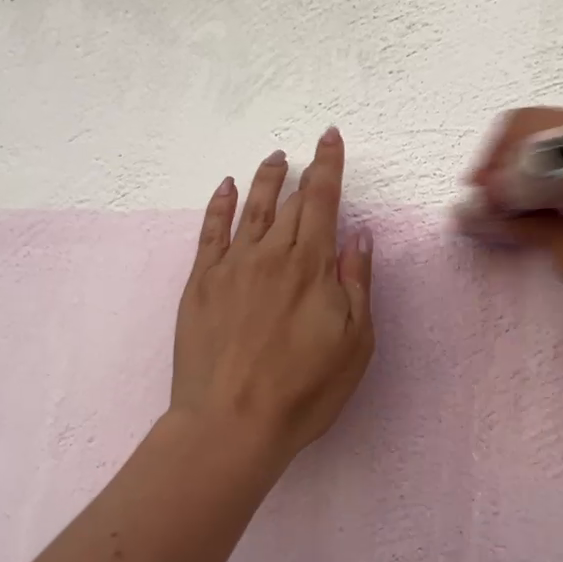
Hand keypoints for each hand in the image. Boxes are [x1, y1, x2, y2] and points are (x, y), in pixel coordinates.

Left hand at [172, 126, 374, 464]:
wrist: (231, 423)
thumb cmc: (304, 390)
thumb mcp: (355, 342)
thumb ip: (357, 281)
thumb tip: (360, 234)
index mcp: (312, 265)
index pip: (323, 200)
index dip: (329, 165)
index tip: (330, 137)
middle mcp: (272, 253)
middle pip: (291, 201)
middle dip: (304, 172)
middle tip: (309, 151)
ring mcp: (232, 266)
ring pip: (252, 207)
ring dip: (265, 179)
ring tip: (274, 158)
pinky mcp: (201, 283)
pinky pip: (211, 231)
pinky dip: (219, 205)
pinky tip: (224, 188)